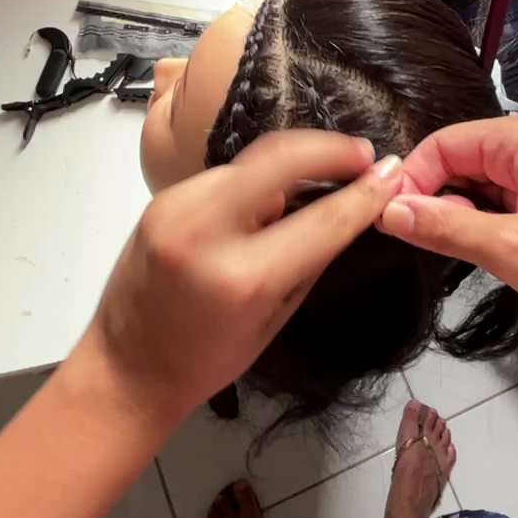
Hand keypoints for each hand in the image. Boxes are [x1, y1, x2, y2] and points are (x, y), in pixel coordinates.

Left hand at [85, 130, 404, 421]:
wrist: (125, 370)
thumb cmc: (206, 361)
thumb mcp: (276, 319)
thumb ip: (313, 257)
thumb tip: (351, 209)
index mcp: (242, 277)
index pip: (322, 219)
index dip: (366, 192)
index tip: (392, 172)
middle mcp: (204, 231)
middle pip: (282, 156)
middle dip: (331, 148)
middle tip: (363, 154)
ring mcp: (176, 207)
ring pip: (253, 161)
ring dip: (294, 162)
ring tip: (323, 174)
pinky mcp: (162, 198)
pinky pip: (226, 174)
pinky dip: (258, 178)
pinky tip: (271, 195)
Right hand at [379, 114, 517, 337]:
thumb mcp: (510, 249)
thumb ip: (444, 226)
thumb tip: (390, 211)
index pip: (443, 143)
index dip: (411, 180)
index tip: (388, 222)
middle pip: (461, 161)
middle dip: (436, 199)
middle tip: (424, 246)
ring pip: (482, 186)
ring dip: (463, 217)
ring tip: (463, 255)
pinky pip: (507, 204)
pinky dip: (489, 227)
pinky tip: (491, 255)